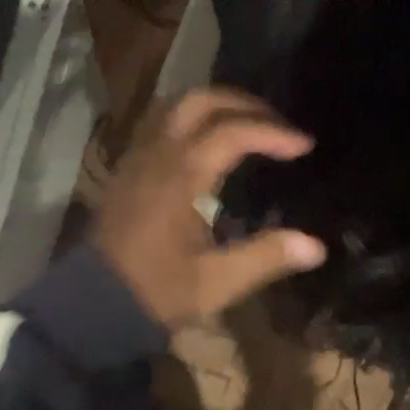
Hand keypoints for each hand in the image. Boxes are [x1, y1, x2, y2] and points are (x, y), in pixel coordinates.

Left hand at [93, 88, 326, 326]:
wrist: (94, 305)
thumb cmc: (156, 294)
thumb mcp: (216, 283)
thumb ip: (264, 258)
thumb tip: (315, 246)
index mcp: (180, 176)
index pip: (232, 133)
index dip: (272, 133)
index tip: (304, 146)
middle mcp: (156, 156)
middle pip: (200, 102)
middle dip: (243, 105)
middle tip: (276, 125)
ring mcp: (136, 162)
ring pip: (174, 109)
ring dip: (213, 108)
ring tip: (245, 128)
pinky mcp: (127, 175)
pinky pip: (159, 129)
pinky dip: (190, 125)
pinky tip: (206, 151)